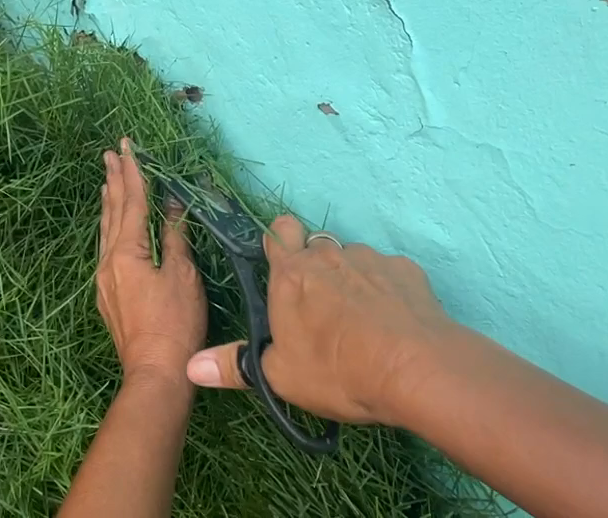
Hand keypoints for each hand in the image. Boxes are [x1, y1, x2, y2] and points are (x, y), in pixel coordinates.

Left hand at [94, 139, 205, 386]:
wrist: (156, 374)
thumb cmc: (175, 325)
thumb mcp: (182, 276)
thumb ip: (175, 237)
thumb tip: (173, 203)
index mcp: (126, 251)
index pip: (130, 202)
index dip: (131, 172)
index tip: (126, 146)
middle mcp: (108, 260)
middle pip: (112, 211)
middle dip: (113, 180)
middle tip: (110, 154)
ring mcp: (104, 279)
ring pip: (105, 230)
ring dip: (108, 203)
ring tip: (107, 181)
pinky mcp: (108, 295)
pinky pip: (106, 247)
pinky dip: (110, 227)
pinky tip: (111, 226)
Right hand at [185, 214, 458, 423]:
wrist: (417, 370)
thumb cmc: (338, 371)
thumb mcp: (280, 376)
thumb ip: (235, 365)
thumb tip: (190, 367)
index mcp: (291, 273)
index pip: (277, 231)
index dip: (278, 242)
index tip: (282, 265)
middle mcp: (327, 255)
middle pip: (316, 243)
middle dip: (316, 264)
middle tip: (321, 304)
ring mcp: (369, 259)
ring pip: (353, 258)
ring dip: (352, 278)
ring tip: (362, 318)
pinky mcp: (406, 271)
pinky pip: (389, 273)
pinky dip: (388, 290)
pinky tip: (394, 320)